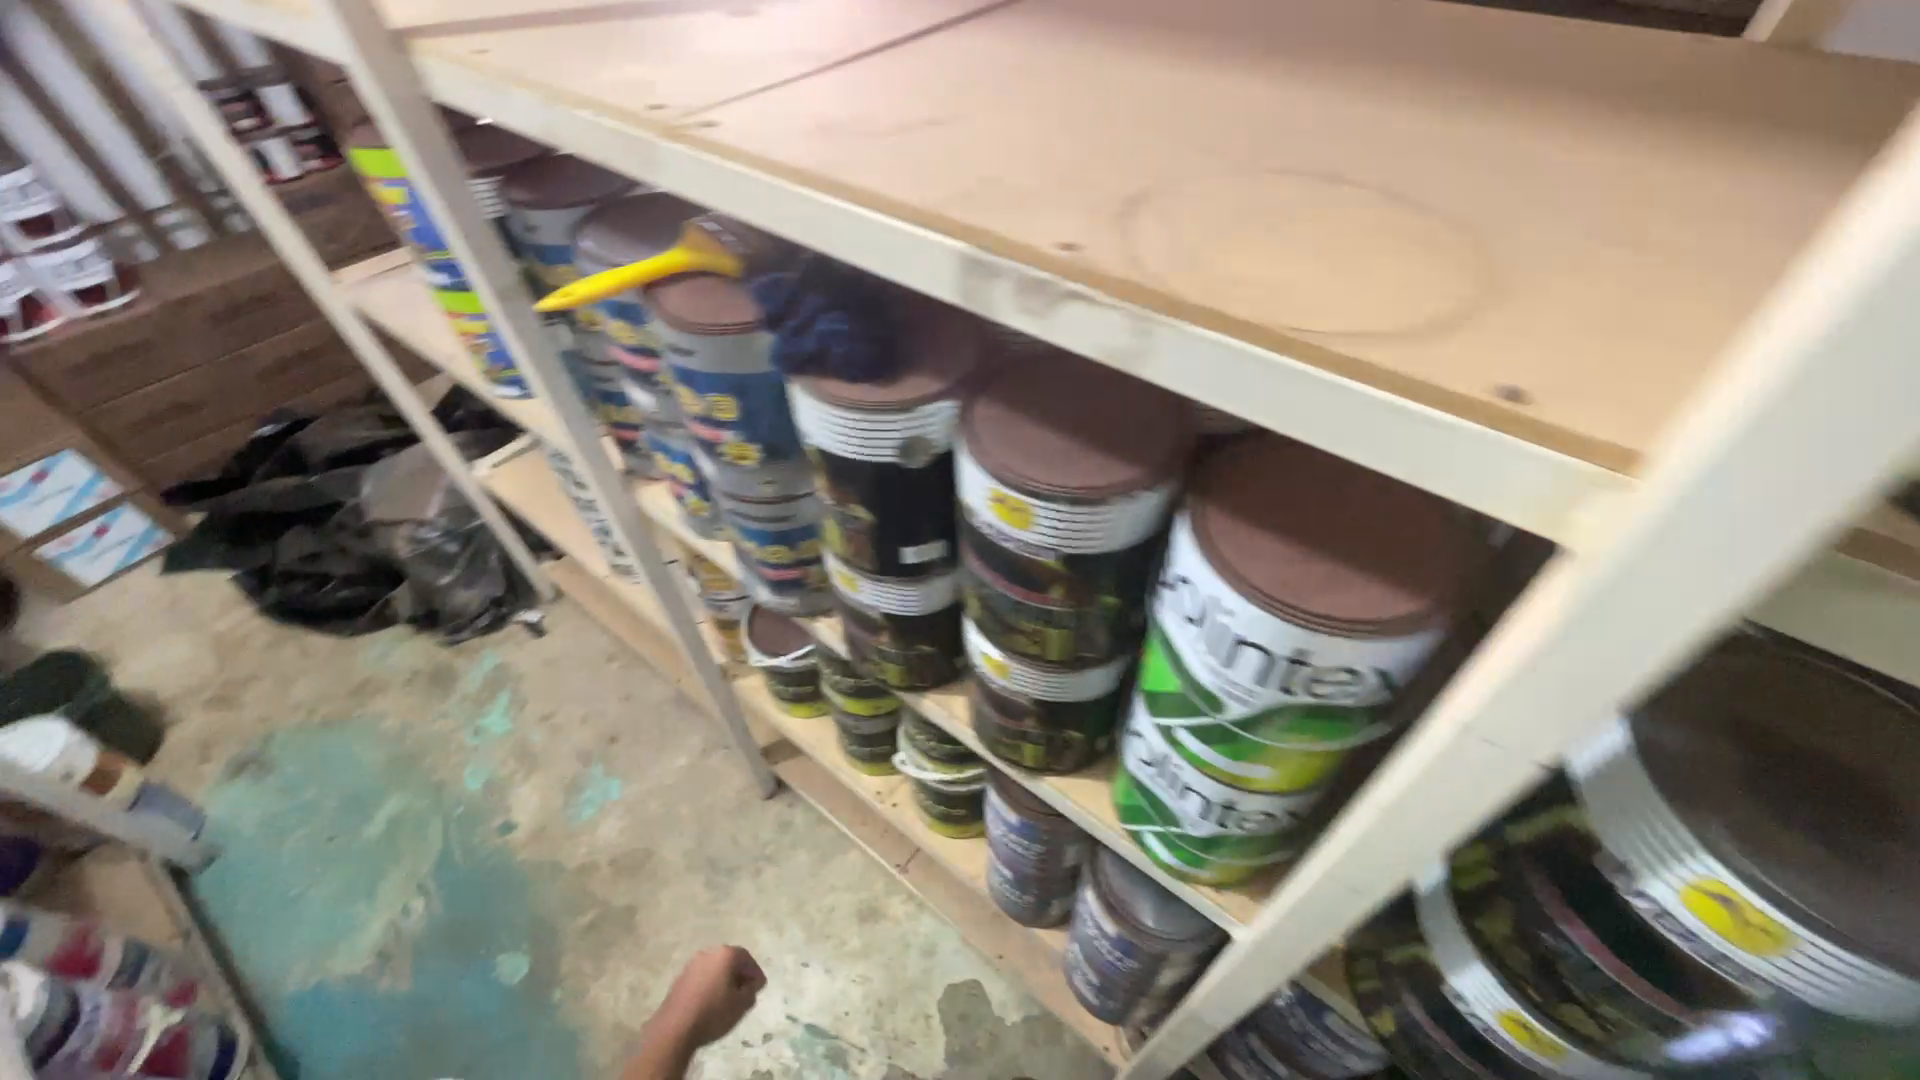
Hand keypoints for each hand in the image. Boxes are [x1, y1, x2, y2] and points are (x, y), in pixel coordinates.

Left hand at [653, 945, 767, 1049]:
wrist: (675, 1028)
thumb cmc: (713, 1013)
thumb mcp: (742, 1004)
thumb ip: (752, 990)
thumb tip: (752, 984)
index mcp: (726, 954)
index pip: (747, 959)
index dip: (755, 973)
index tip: (759, 988)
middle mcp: (709, 953)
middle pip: (730, 961)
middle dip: (739, 975)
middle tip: (745, 992)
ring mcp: (692, 965)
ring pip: (714, 969)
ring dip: (723, 980)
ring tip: (727, 999)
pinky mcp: (680, 978)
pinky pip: (701, 978)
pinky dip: (709, 986)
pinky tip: (710, 1002)